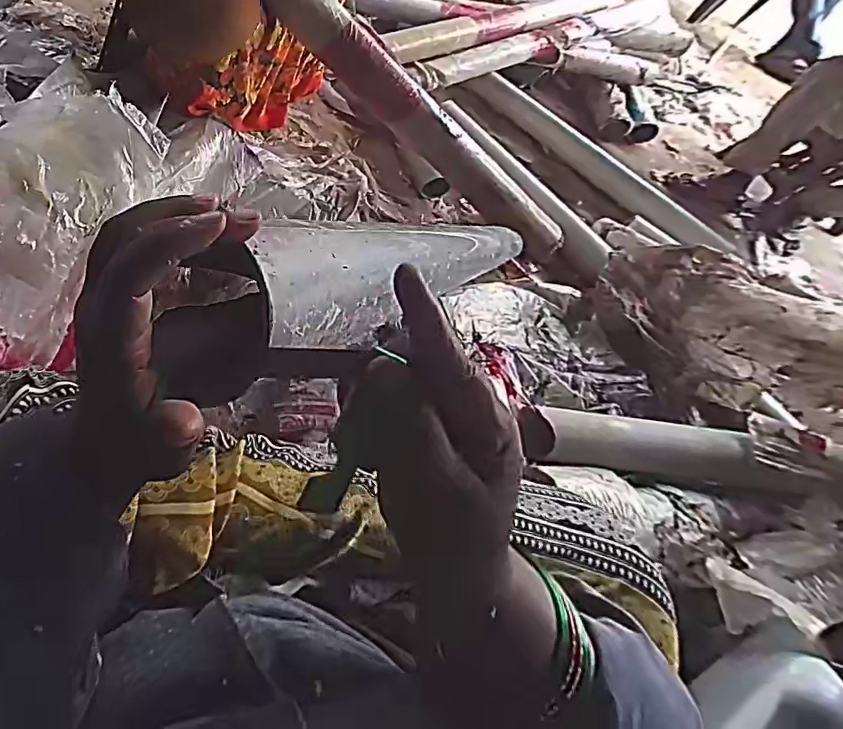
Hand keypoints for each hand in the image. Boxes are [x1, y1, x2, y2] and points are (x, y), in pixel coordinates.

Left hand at [71, 197, 260, 506]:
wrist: (98, 444)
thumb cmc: (131, 443)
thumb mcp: (155, 449)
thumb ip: (168, 435)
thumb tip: (186, 420)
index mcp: (110, 335)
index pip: (132, 268)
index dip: (174, 239)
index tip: (222, 224)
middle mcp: (97, 304)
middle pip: (124, 234)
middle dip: (180, 215)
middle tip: (237, 216)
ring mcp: (99, 293)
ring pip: (125, 231)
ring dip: (174, 214)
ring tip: (227, 215)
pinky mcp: (110, 291)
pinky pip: (132, 243)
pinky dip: (168, 228)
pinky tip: (205, 232)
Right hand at [361, 265, 523, 610]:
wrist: (455, 568)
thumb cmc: (456, 534)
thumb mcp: (440, 488)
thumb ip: (414, 425)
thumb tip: (381, 365)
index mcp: (483, 416)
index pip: (449, 354)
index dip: (423, 312)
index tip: (404, 273)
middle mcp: (459, 399)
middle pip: (409, 356)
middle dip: (376, 377)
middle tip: (360, 424)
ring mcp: (434, 406)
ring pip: (384, 372)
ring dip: (364, 401)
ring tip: (366, 445)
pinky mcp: (410, 416)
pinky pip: (373, 394)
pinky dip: (359, 411)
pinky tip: (364, 444)